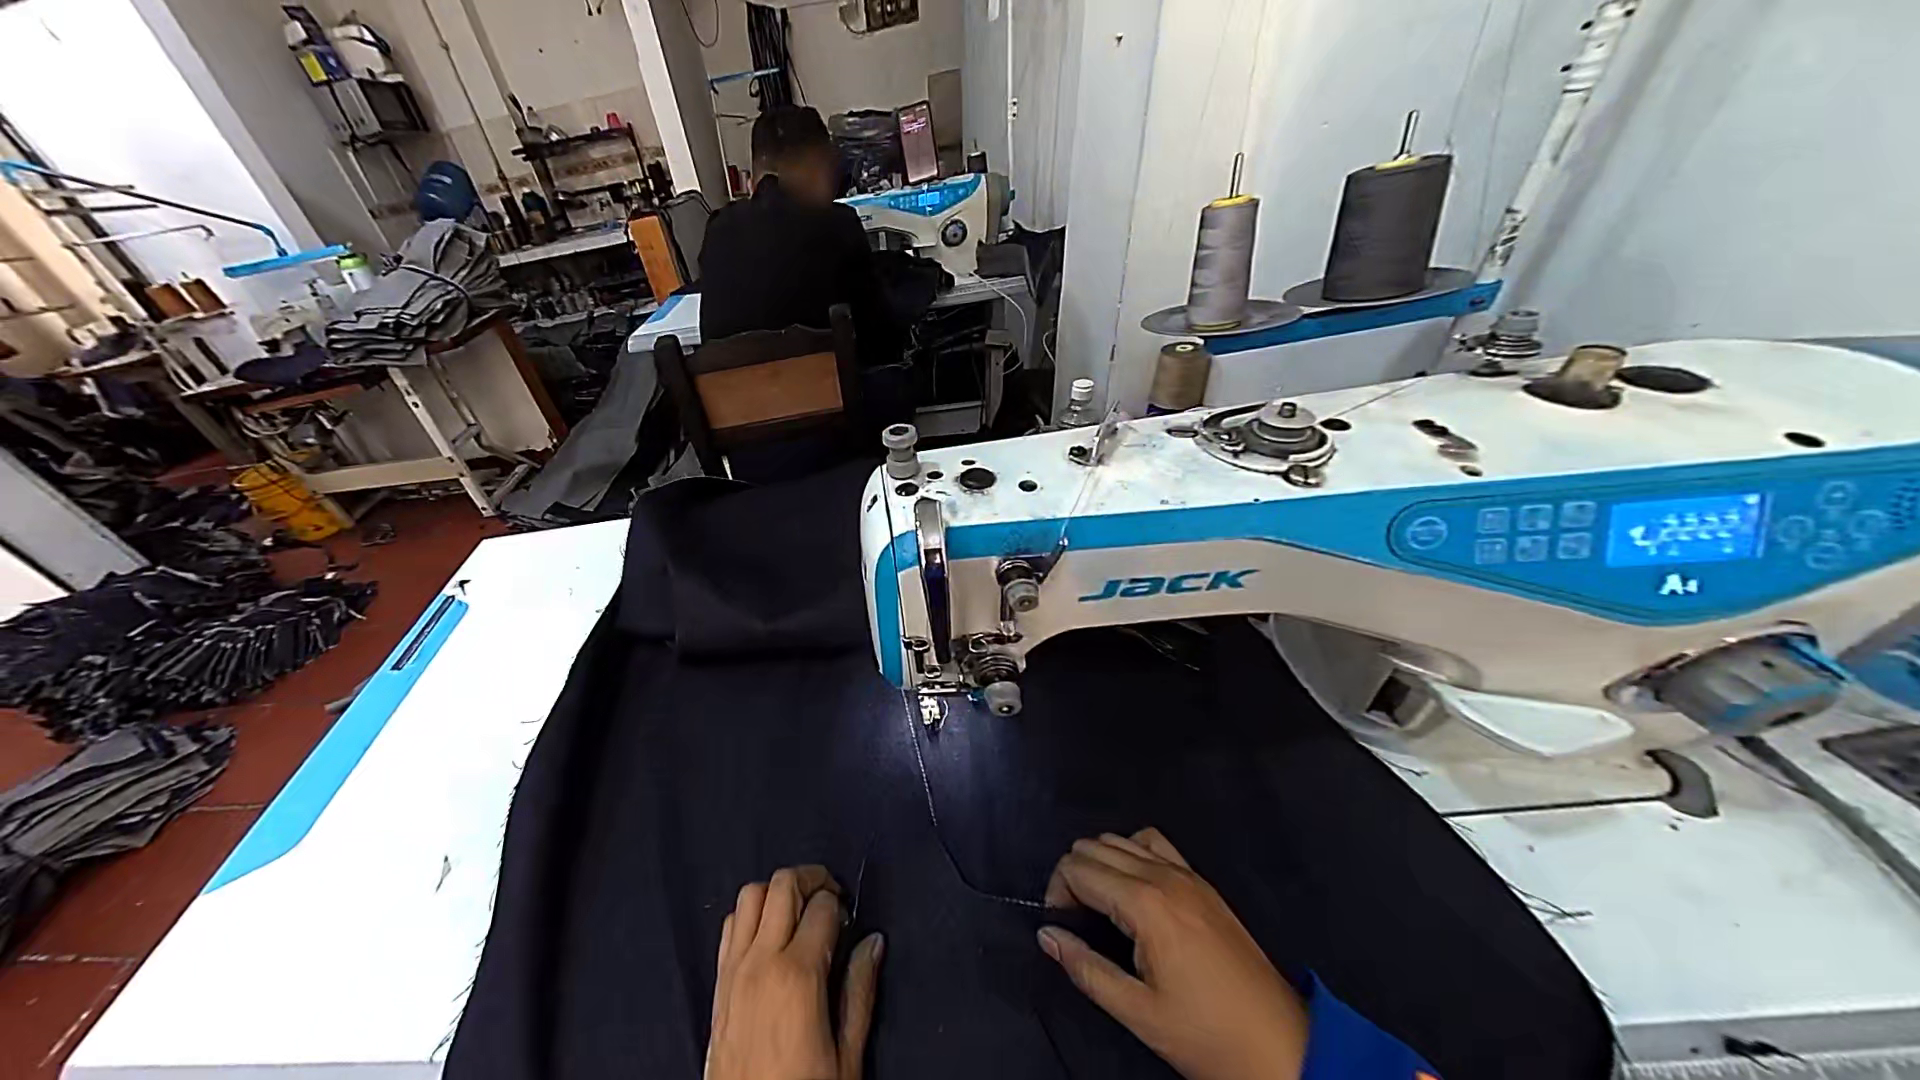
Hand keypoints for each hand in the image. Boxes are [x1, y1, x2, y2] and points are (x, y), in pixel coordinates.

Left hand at [706, 865, 884, 1079]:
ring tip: (799, 913)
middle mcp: (761, 961)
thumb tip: (873, 940)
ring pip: (750, 895)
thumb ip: (860, 990)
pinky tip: (770, 937)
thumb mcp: (847, 1055)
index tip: (850, 922)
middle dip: (812, 879)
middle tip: (830, 901)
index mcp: (798, 974)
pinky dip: (751, 916)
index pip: (823, 905)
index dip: (842, 904)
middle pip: (782, 883)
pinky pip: (730, 926)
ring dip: (778, 893)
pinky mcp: (717, 986)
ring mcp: (733, 971)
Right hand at [1038, 828, 1308, 1079]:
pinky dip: (1131, 853)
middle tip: (1076, 921)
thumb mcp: (1137, 1012)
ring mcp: (1186, 874)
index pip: (1077, 868)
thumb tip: (1048, 935)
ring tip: (1101, 908)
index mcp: (1145, 904)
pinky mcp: (1202, 882)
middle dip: (1073, 876)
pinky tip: (1133, 891)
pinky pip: (1154, 843)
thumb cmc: (1207, 1035)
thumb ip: (1085, 967)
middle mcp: (1163, 876)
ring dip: (1099, 863)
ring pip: (1120, 838)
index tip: (1060, 925)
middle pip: (1093, 846)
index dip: (1056, 892)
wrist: (1282, 1047)